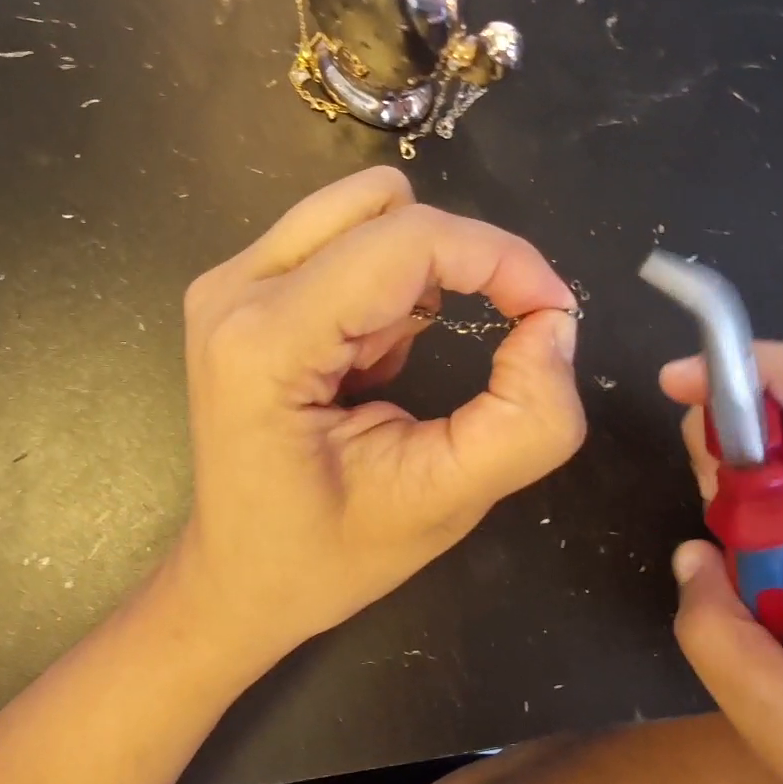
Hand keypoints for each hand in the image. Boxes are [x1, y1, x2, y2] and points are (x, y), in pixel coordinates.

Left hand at [173, 167, 584, 657]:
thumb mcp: (446, 503)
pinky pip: (339, 239)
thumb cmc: (327, 554)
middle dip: (458, 261)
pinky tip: (365, 359)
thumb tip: (554, 323)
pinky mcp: (237, 286)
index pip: (405, 240)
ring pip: (362, 210)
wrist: (237, 578)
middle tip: (484, 335)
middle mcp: (235, 290)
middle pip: (383, 205)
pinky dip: (383, 284)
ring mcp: (228, 282)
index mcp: (267, 342)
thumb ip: (527, 420)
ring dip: (415, 274)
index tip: (551, 308)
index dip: (498, 257)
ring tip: (396, 362)